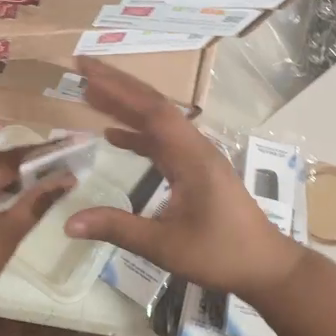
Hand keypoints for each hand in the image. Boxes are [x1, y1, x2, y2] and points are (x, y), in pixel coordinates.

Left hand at [0, 149, 73, 329]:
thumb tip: (67, 178)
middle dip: (26, 165)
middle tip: (61, 162)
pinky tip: (16, 190)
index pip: (5, 160)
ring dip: (10, 176)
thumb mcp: (7, 234)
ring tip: (46, 174)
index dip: (39, 158)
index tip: (68, 151)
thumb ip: (37, 202)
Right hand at [64, 58, 306, 302]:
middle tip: (82, 69)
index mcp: (191, 157)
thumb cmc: (219, 255)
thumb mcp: (164, 246)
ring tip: (91, 94)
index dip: (118, 88)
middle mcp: (195, 148)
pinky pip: (163, 142)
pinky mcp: (197, 170)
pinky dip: (138, 134)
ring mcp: (197, 157)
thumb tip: (69, 222)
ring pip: (158, 122)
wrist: (266, 267)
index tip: (87, 70)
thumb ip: (117, 229)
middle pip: (154, 106)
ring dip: (126, 107)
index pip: (151, 110)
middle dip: (118, 86)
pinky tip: (114, 136)